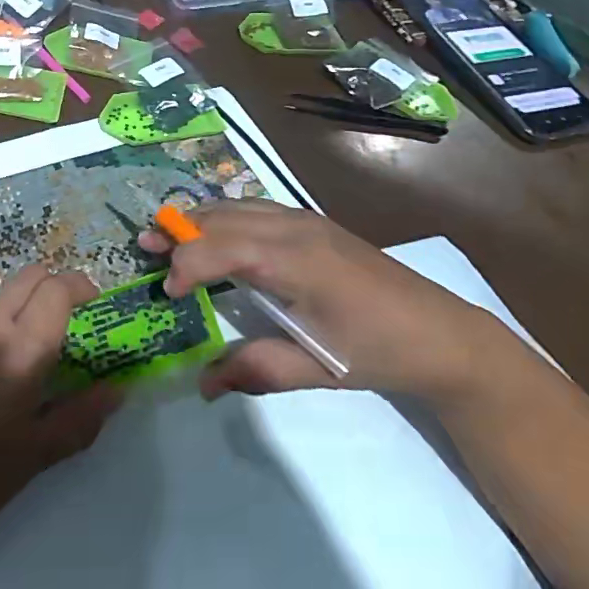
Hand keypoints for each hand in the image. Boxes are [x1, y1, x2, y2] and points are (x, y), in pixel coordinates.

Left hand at [0, 265, 121, 585]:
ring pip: (4, 294)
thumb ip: (80, 419)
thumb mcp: (32, 458)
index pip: (61, 287)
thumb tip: (115, 390)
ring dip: (27, 309)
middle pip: (33, 276)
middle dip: (59, 291)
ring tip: (32, 362)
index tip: (100, 319)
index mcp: (19, 346)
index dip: (87, 293)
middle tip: (72, 334)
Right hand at [139, 200, 505, 405]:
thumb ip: (256, 369)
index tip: (168, 295)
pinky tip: (213, 233)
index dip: (187, 266)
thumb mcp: (318, 369)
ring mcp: (304, 219)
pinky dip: (223, 216)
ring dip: (198, 219)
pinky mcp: (311, 222)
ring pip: (236, 205)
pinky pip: (254, 207)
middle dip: (179, 231)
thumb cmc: (379, 352)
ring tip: (165, 235)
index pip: (222, 247)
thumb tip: (201, 382)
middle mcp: (294, 227)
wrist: (443, 334)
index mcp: (295, 260)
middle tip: (144, 249)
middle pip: (221, 217)